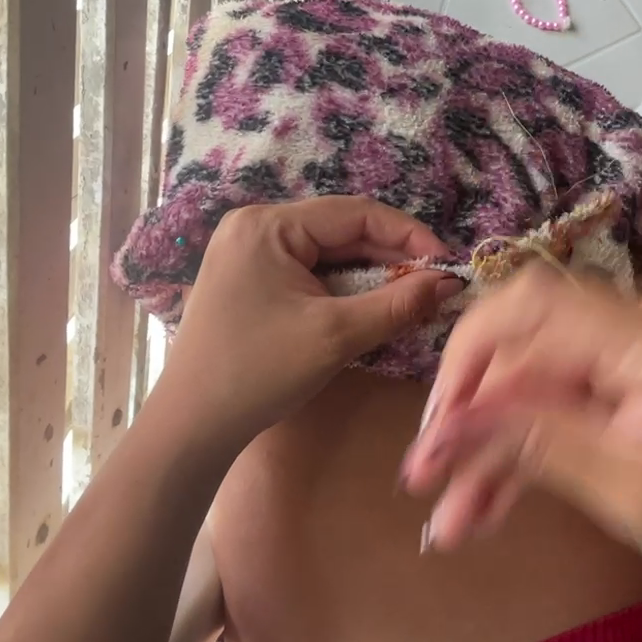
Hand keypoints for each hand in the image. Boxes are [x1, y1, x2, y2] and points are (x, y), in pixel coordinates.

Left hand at [158, 197, 462, 447]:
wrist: (190, 428)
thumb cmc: (259, 373)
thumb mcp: (337, 336)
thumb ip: (399, 303)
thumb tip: (450, 282)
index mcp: (268, 225)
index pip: (355, 213)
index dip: (408, 235)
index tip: (447, 264)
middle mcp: (254, 225)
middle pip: (340, 230)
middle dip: (390, 257)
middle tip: (434, 284)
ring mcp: (247, 251)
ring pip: (327, 251)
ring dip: (370, 272)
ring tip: (410, 295)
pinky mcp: (248, 277)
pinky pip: (308, 269)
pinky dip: (342, 285)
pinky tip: (369, 303)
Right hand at [401, 267, 641, 586]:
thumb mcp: (634, 494)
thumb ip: (538, 446)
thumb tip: (448, 425)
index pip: (535, 304)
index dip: (470, 357)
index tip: (436, 426)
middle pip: (529, 348)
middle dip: (477, 422)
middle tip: (432, 487)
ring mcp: (639, 339)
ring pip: (537, 379)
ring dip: (496, 444)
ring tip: (456, 516)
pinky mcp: (633, 366)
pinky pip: (564, 391)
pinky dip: (530, 442)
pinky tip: (491, 499)